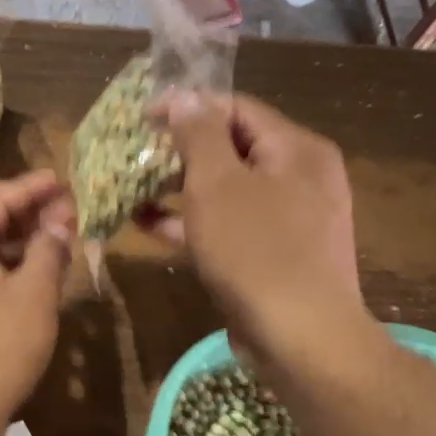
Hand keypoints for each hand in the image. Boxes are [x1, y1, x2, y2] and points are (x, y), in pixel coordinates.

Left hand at [0, 170, 75, 428]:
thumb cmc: (0, 346)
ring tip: (61, 237)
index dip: (32, 186)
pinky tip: (40, 273)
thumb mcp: (35, 293)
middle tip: (68, 208)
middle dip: (30, 213)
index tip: (62, 177)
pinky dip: (13, 266)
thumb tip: (60, 221)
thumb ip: (49, 249)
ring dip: (24, 241)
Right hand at [141, 92, 365, 369]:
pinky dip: (194, 224)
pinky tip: (149, 226)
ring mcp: (292, 220)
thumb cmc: (255, 251)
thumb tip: (185, 97)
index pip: (237, 109)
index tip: (142, 118)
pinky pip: (232, 227)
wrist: (300, 338)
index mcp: (297, 149)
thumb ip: (199, 135)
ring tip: (133, 189)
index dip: (188, 108)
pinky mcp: (277, 257)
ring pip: (228, 191)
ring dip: (180, 189)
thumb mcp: (217, 184)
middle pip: (233, 149)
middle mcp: (302, 177)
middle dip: (181, 152)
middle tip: (135, 157)